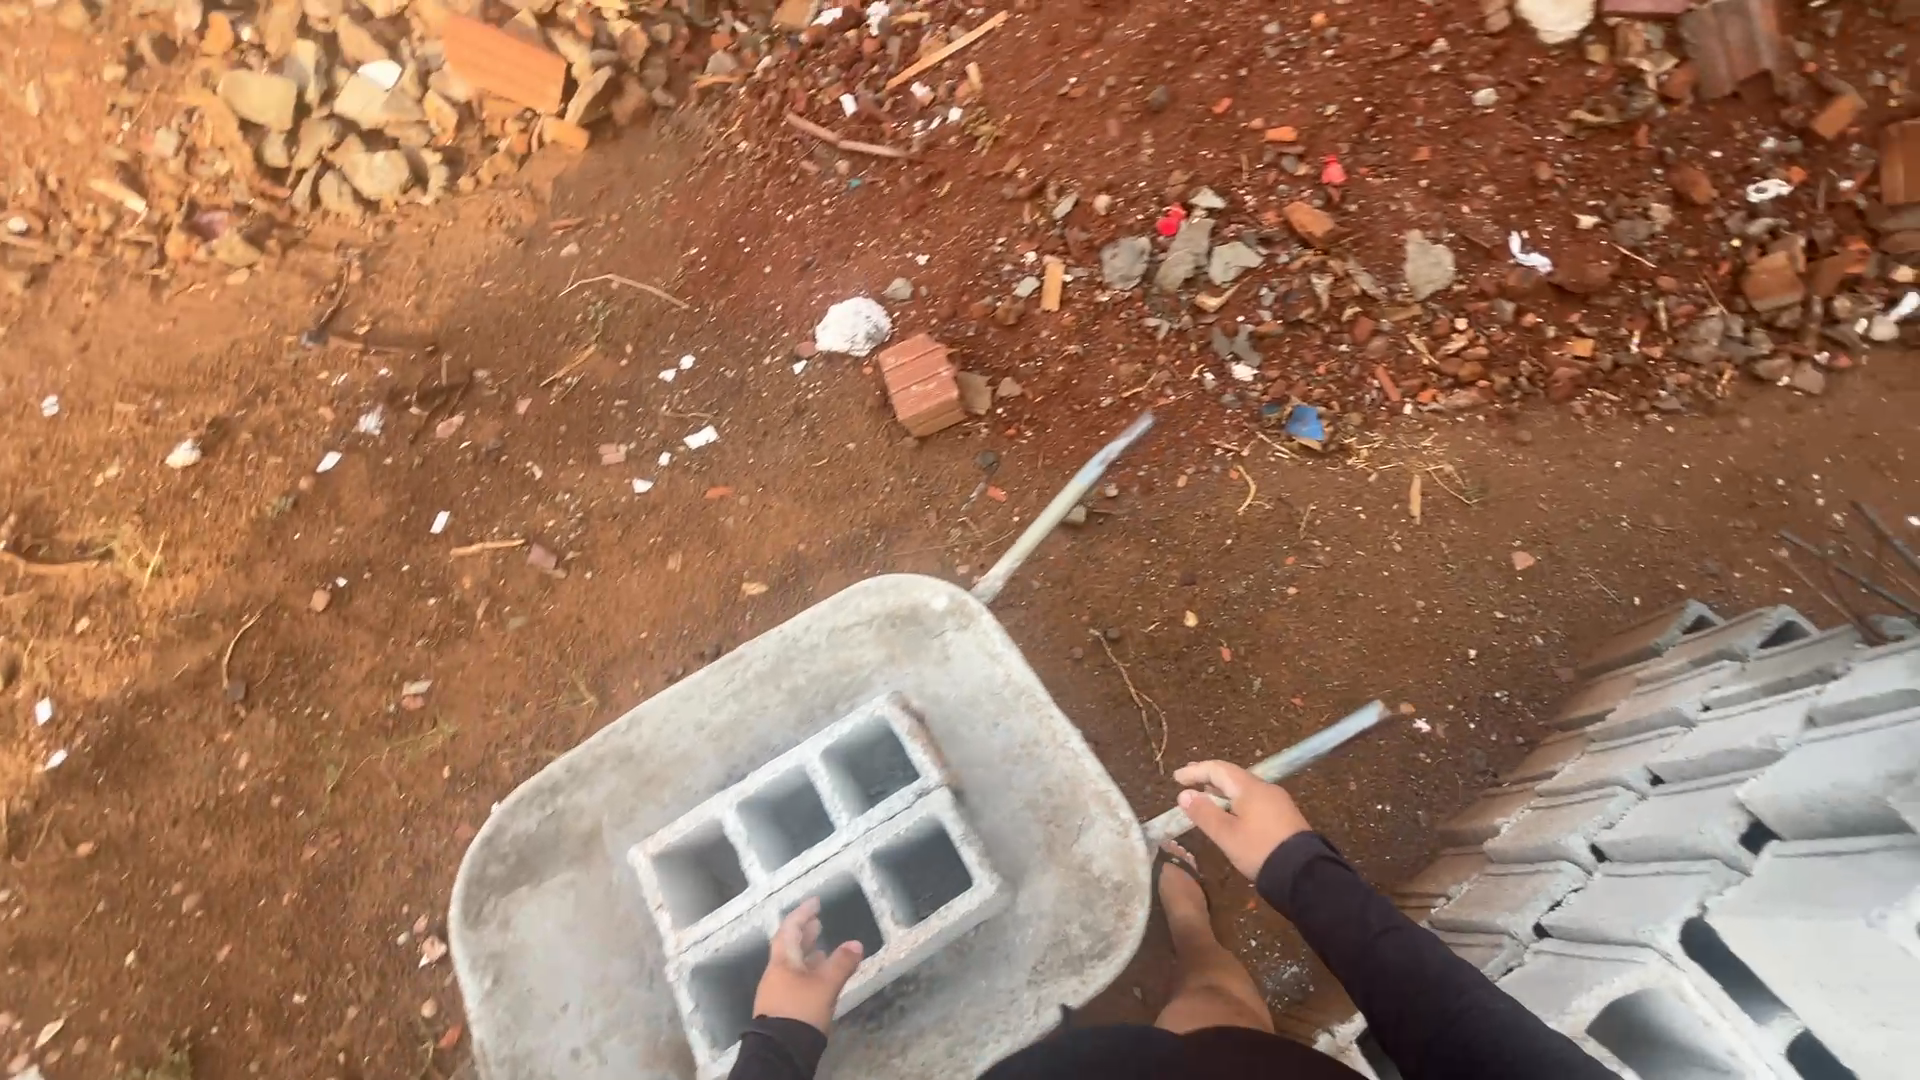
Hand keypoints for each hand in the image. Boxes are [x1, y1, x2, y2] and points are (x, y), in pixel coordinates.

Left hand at [751, 897, 863, 1033]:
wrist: (780, 1055)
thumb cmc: (801, 1011)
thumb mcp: (826, 985)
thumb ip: (842, 963)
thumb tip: (856, 943)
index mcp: (782, 962)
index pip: (790, 928)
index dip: (803, 913)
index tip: (815, 902)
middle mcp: (775, 974)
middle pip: (788, 947)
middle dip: (804, 934)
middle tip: (818, 923)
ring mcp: (775, 993)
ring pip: (792, 966)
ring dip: (807, 955)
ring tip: (823, 950)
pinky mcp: (780, 1010)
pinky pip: (794, 982)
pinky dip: (807, 974)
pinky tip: (819, 980)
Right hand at [1173, 760, 1313, 879]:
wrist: (1305, 875)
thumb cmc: (1260, 850)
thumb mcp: (1226, 835)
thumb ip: (1204, 813)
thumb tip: (1184, 795)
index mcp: (1250, 788)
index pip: (1217, 769)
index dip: (1195, 771)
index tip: (1177, 779)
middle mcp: (1265, 789)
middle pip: (1232, 776)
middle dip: (1209, 777)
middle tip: (1189, 779)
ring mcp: (1278, 802)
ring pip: (1244, 789)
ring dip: (1222, 790)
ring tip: (1206, 796)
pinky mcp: (1285, 817)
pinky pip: (1254, 800)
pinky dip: (1236, 801)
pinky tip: (1230, 813)